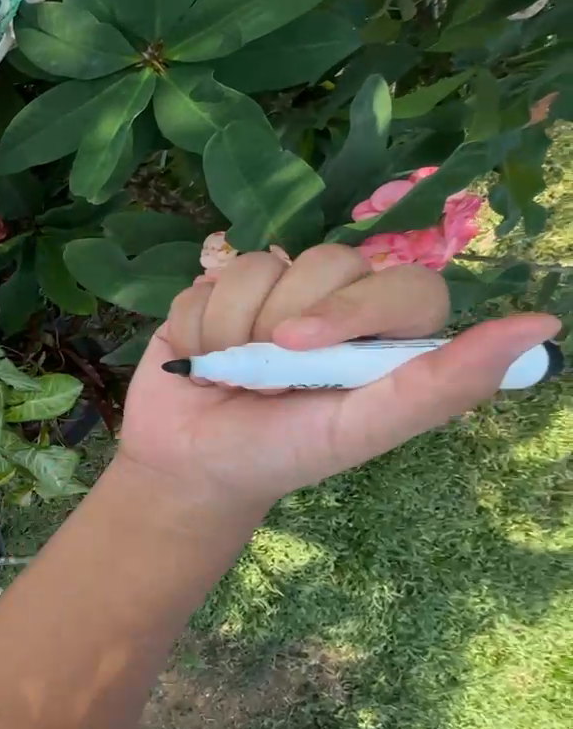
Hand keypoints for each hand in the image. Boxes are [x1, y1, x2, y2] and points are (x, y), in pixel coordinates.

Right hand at [118, 244, 560, 509]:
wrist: (189, 468)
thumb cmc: (279, 454)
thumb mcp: (363, 430)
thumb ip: (442, 384)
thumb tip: (540, 324)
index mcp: (384, 333)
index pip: (396, 280)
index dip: (345, 305)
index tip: (295, 346)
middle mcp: (329, 305)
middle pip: (319, 260)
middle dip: (275, 321)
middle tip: (264, 373)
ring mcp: (264, 299)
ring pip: (251, 269)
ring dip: (227, 329)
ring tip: (226, 369)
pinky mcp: (205, 302)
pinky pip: (199, 289)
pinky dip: (191, 331)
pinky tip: (197, 359)